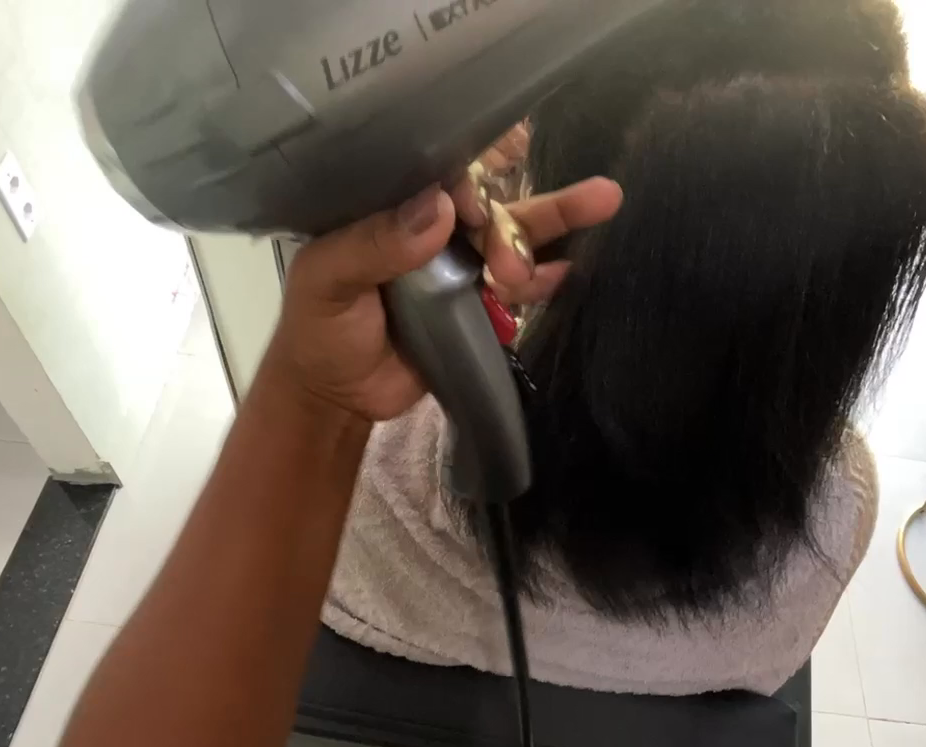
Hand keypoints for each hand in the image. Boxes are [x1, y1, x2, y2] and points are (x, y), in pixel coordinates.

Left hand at [270, 171, 622, 422]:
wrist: (341, 396)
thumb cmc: (321, 331)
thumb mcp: (327, 283)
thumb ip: (373, 246)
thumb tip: (439, 209)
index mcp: (386, 208)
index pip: (436, 172)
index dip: (467, 182)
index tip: (474, 215)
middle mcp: (428, 228)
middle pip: (485, 202)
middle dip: (513, 223)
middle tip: (510, 269)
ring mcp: (458, 266)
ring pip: (513, 234)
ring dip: (554, 224)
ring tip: (604, 201)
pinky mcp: (478, 305)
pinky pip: (520, 286)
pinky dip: (549, 274)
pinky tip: (571, 267)